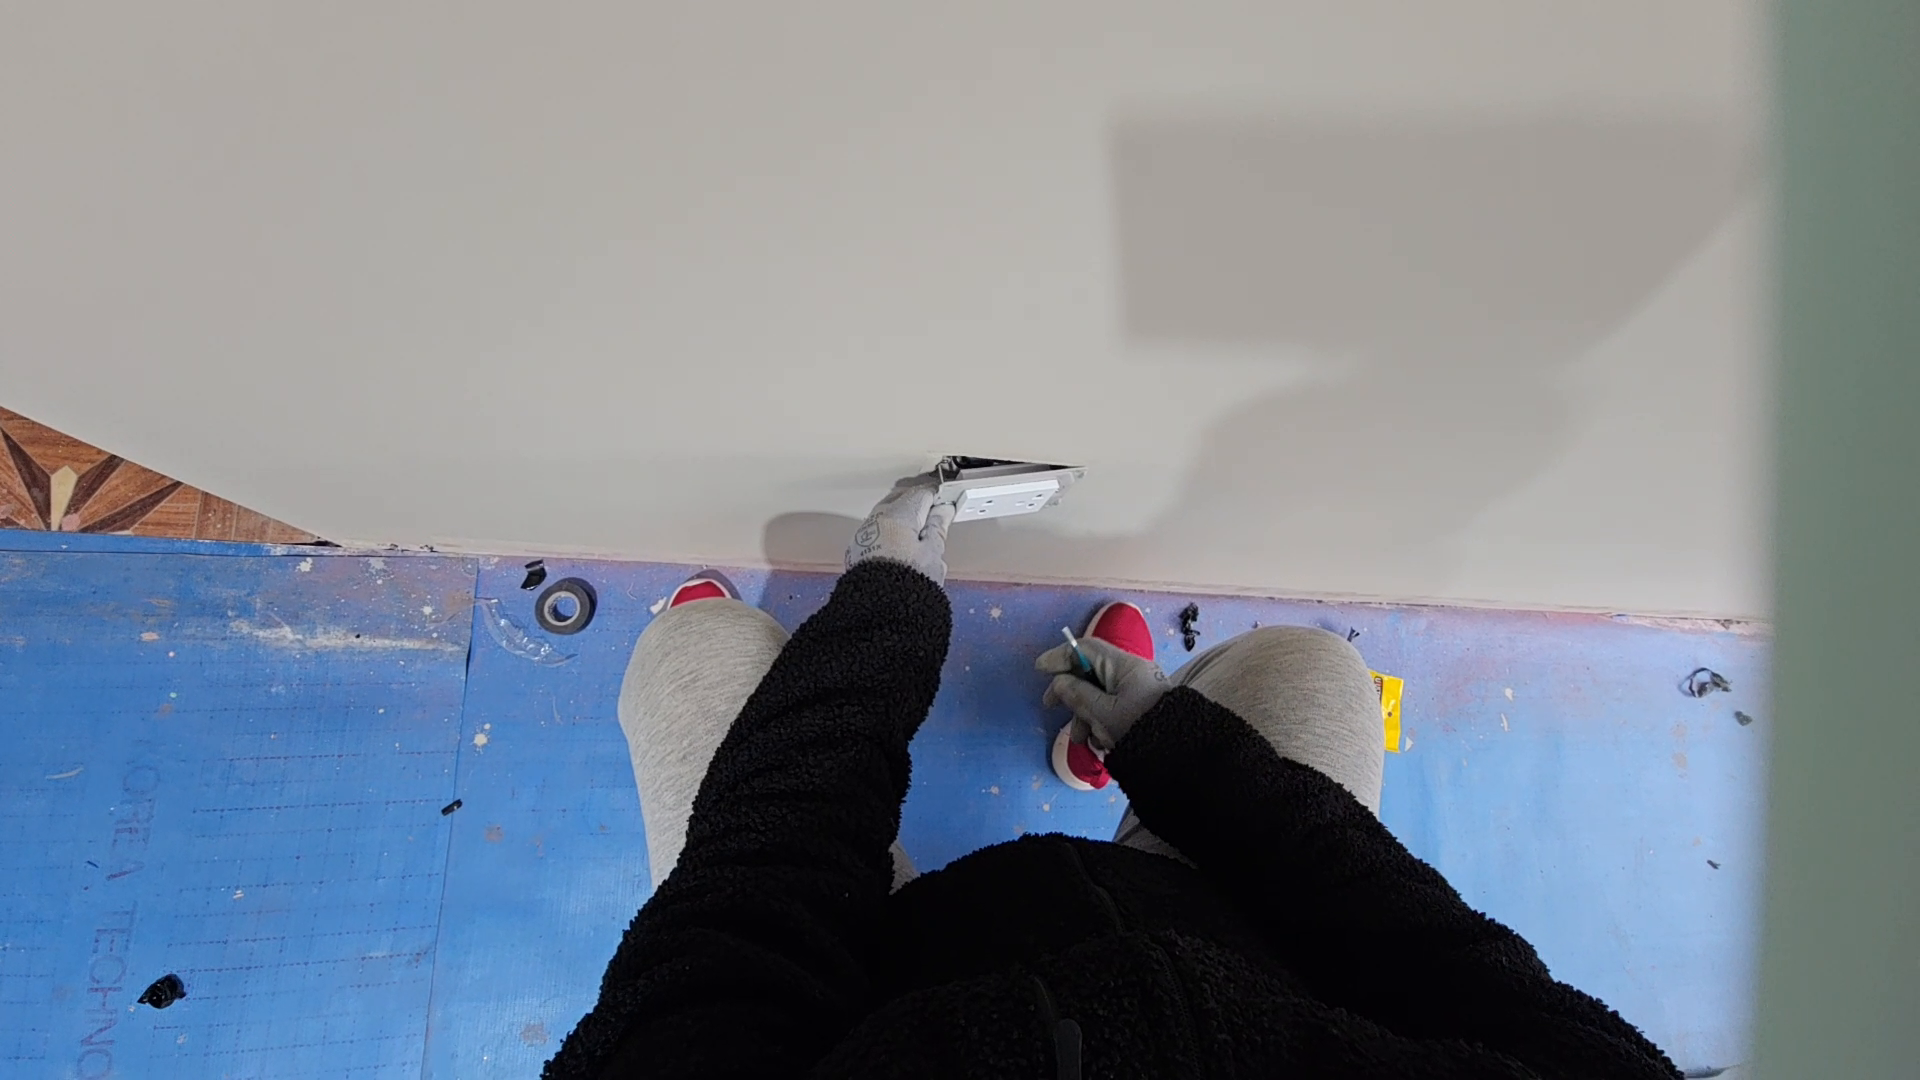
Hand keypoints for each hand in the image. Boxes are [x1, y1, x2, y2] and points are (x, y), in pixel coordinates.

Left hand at [846, 473, 957, 585]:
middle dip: (918, 502)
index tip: (948, 501)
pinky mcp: (858, 550)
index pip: (921, 493)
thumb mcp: (933, 555)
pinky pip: (878, 530)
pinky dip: (891, 530)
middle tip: (937, 512)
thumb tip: (943, 511)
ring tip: (921, 531)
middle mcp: (876, 520)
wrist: (880, 614)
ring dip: (903, 516)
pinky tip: (903, 543)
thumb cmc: (909, 585)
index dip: (938, 495)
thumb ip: (938, 528)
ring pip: (887, 513)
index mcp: (897, 516)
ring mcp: (865, 534)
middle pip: (900, 498)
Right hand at [1035, 635, 1170, 749]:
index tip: (1040, 670)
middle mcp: (1131, 675)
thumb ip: (1077, 695)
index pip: (1087, 649)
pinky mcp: (1139, 711)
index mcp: (1125, 666)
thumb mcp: (1103, 713)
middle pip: (1090, 674)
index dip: (1061, 656)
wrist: (1181, 760)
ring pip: (1099, 696)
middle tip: (1050, 706)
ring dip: (1084, 716)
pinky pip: (1111, 710)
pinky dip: (1100, 724)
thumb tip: (1060, 681)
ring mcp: (1136, 693)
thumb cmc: (1139, 729)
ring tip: (1082, 739)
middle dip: (1071, 693)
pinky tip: (1100, 743)